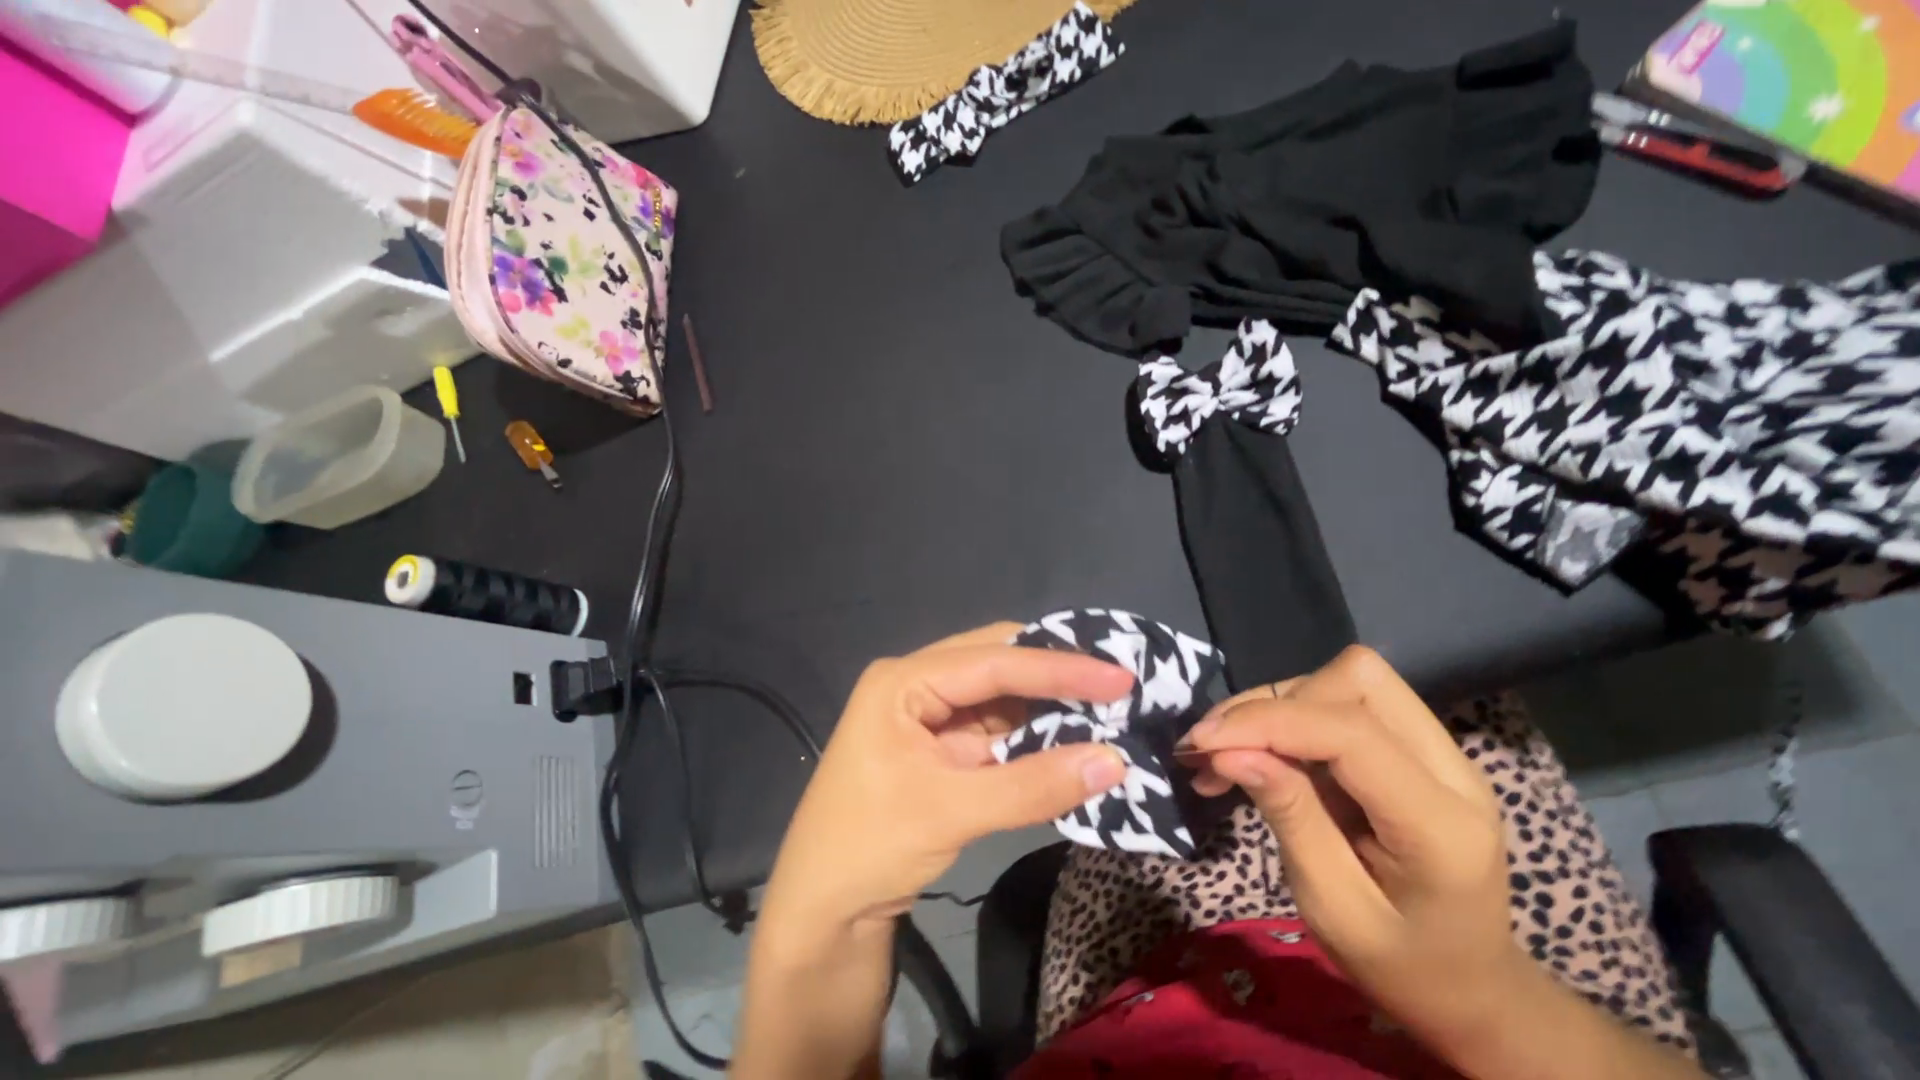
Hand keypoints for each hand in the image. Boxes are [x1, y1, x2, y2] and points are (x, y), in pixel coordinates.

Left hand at [759, 623, 1131, 931]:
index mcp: (902, 682)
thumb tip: (1116, 760)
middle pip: (998, 664)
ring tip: (1111, 709)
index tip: (1121, 677)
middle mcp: (915, 687)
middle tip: (1120, 684)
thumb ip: (1032, 784)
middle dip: (1057, 675)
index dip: (1060, 667)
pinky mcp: (942, 751)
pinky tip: (1074, 740)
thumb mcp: (951, 811)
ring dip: (1050, 706)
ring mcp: (928, 718)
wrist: (823, 910)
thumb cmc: (869, 847)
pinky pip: (998, 732)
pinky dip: (1035, 738)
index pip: (993, 661)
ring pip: (1002, 698)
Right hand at [1181, 646, 1532, 1045]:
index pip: (1351, 732)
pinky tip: (1255, 752)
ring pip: (1350, 682)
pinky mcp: (1417, 750)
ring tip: (1222, 752)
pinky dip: (1293, 718)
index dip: (1269, 722)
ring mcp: (1441, 753)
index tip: (1200, 743)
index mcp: (1440, 823)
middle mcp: (1453, 769)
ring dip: (1278, 706)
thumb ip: (1290, 818)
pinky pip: (1349, 705)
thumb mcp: (1333, 908)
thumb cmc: (1399, 964)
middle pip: (1357, 681)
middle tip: (1212, 748)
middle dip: (1275, 704)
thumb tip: (1228, 751)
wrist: (1469, 985)